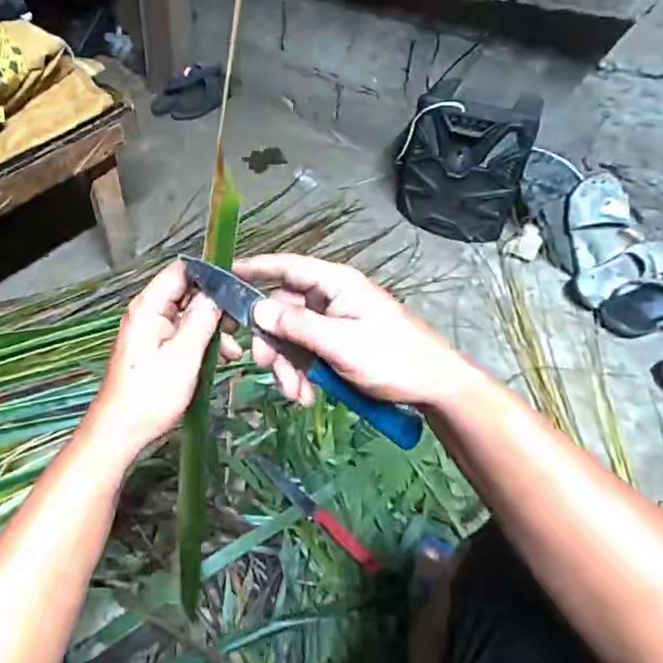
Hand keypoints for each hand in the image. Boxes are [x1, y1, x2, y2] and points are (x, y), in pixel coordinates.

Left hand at [84, 261, 241, 460]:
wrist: (120, 432)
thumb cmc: (149, 395)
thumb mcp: (184, 354)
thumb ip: (202, 318)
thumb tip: (217, 291)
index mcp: (148, 306)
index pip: (181, 271)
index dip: (209, 274)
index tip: (236, 286)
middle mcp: (147, 313)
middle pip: (186, 292)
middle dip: (214, 305)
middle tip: (238, 323)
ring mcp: (150, 331)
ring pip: (188, 315)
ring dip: (211, 327)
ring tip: (232, 348)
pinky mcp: (154, 349)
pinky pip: (182, 334)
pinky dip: (201, 342)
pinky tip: (220, 358)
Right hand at [234, 254, 478, 411]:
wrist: (436, 389)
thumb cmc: (393, 357)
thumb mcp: (340, 343)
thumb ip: (296, 325)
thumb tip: (256, 309)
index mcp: (335, 284)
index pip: (287, 267)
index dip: (255, 268)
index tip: (225, 276)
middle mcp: (331, 298)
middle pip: (283, 310)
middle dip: (273, 343)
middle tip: (267, 368)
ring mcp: (334, 322)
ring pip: (292, 337)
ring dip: (287, 366)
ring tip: (296, 394)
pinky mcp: (338, 344)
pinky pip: (307, 354)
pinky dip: (302, 374)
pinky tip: (307, 396)